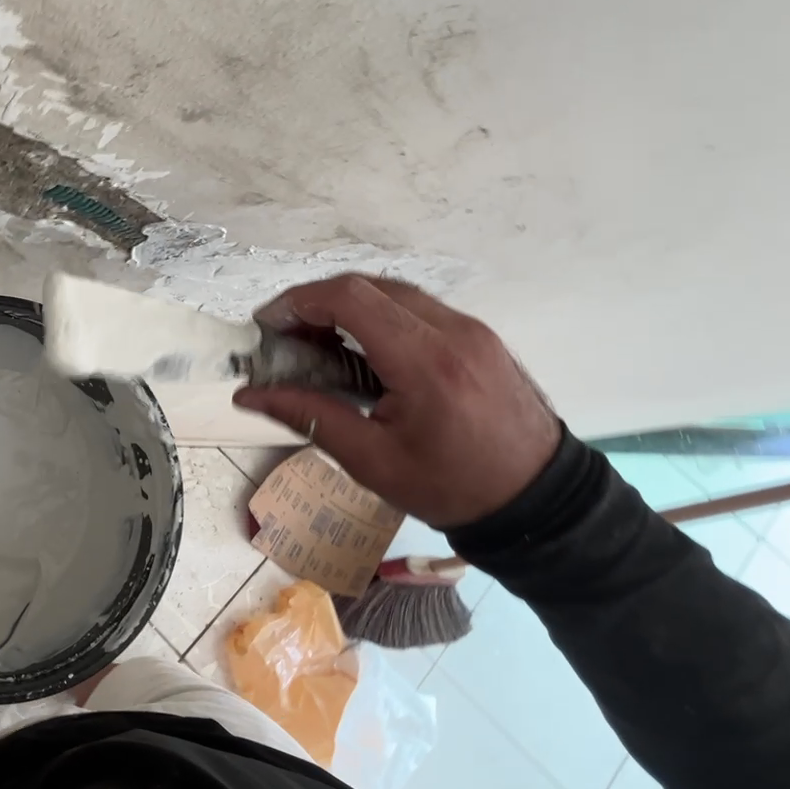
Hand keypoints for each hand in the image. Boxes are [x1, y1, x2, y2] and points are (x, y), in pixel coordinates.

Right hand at [232, 275, 559, 527]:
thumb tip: (249, 394)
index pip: (350, 298)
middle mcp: (452, 330)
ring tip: (318, 345)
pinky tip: (360, 352)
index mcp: (426, 362)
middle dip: (316, 302)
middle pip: (367, 285)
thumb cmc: (451, 487)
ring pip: (391, 291)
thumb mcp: (371, 460)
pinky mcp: (478, 335)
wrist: (541, 503)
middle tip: (286, 337)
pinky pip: (415, 307)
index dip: (298, 301)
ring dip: (345, 307)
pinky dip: (376, 316)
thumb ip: (308, 415)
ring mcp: (471, 328)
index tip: (267, 325)